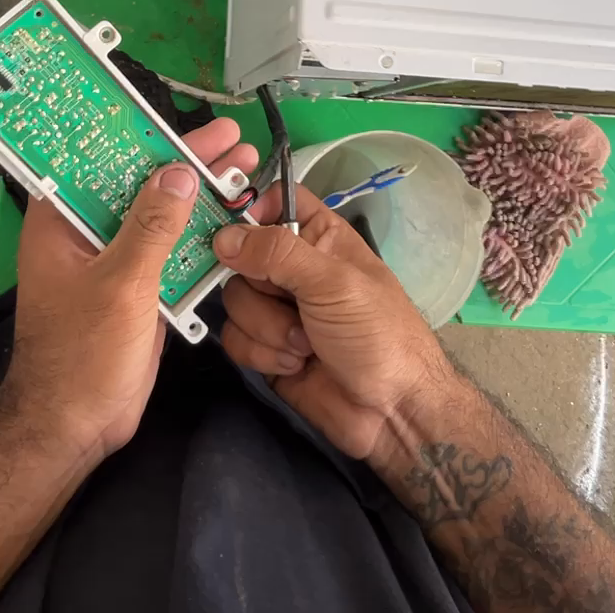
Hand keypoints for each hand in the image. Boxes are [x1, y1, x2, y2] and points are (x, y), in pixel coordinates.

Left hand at [1, 117, 257, 463]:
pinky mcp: (139, 284)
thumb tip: (178, 174)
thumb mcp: (120, 285)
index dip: (141, 137)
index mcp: (62, 224)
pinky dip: (201, 235)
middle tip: (231, 138)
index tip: (179, 122)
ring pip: (161, 215)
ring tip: (244, 169)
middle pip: (140, 184)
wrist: (79, 427)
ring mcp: (116, 259)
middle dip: (186, 163)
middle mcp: (87, 233)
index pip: (100, 163)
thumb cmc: (83, 355)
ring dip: (200, 196)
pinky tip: (234, 218)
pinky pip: (172, 249)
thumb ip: (152, 227)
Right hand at [212, 186, 458, 457]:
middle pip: (241, 255)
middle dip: (260, 287)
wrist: (391, 412)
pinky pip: (235, 337)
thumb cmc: (377, 332)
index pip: (275, 201)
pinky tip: (295, 365)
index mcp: (318, 237)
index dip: (251, 208)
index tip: (228, 226)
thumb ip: (276, 253)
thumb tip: (223, 236)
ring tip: (305, 345)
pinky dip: (262, 354)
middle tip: (291, 303)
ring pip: (235, 300)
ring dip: (267, 327)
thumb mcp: (332, 283)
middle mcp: (294, 268)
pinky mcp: (265, 347)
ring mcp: (278, 308)